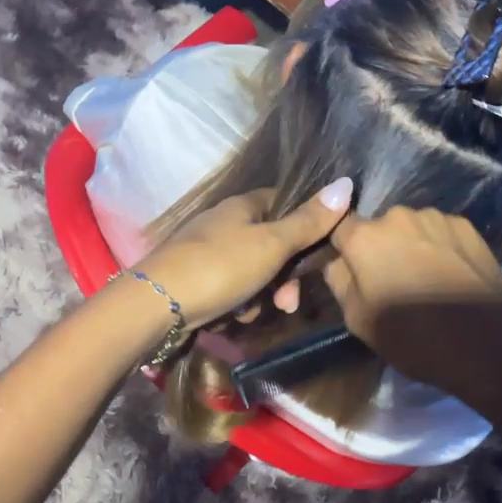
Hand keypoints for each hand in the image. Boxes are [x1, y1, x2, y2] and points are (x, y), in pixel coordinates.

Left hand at [137, 178, 353, 329]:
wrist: (155, 305)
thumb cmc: (219, 267)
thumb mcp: (271, 244)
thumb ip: (308, 221)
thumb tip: (346, 183)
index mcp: (242, 205)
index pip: (285, 202)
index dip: (307, 225)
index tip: (320, 252)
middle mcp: (225, 223)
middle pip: (272, 244)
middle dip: (285, 276)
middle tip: (287, 303)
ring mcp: (208, 252)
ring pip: (254, 273)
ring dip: (262, 295)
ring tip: (254, 314)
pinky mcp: (197, 281)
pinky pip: (231, 291)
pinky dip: (238, 305)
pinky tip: (233, 319)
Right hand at [323, 206, 501, 395]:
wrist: (488, 347)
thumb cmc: (414, 339)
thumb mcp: (359, 321)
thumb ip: (339, 282)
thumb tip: (337, 261)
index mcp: (364, 237)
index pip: (338, 227)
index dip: (343, 248)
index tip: (352, 270)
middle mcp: (397, 215)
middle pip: (377, 227)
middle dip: (380, 248)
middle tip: (392, 281)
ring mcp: (435, 217)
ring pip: (410, 228)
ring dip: (411, 245)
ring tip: (426, 278)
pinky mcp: (466, 226)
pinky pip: (440, 232)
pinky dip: (439, 247)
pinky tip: (450, 274)